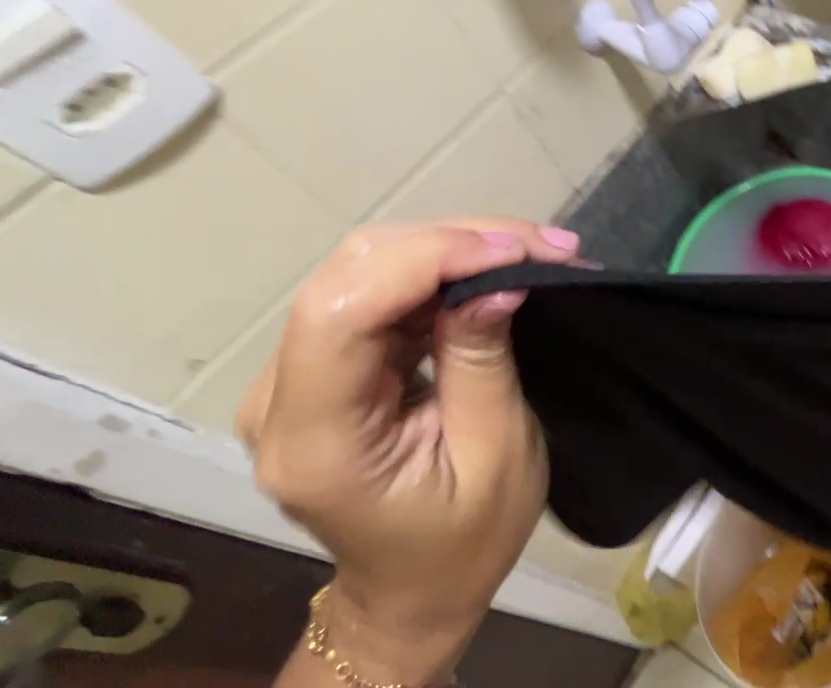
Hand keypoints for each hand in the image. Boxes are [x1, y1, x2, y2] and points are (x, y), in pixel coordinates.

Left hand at [238, 218, 576, 683]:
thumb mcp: (496, 455)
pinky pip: (377, 288)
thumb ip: (483, 363)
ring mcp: (295, 377)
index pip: (340, 313)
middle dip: (453, 240)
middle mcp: (283, 398)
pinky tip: (497, 264)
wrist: (414, 589)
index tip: (517, 251)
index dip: (425, 260)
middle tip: (546, 245)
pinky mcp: (324, 363)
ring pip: (365, 267)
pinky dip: (443, 266)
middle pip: (351, 275)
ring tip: (536, 249)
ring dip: (455, 244)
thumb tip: (498, 280)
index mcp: (317, 441)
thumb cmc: (464, 541)